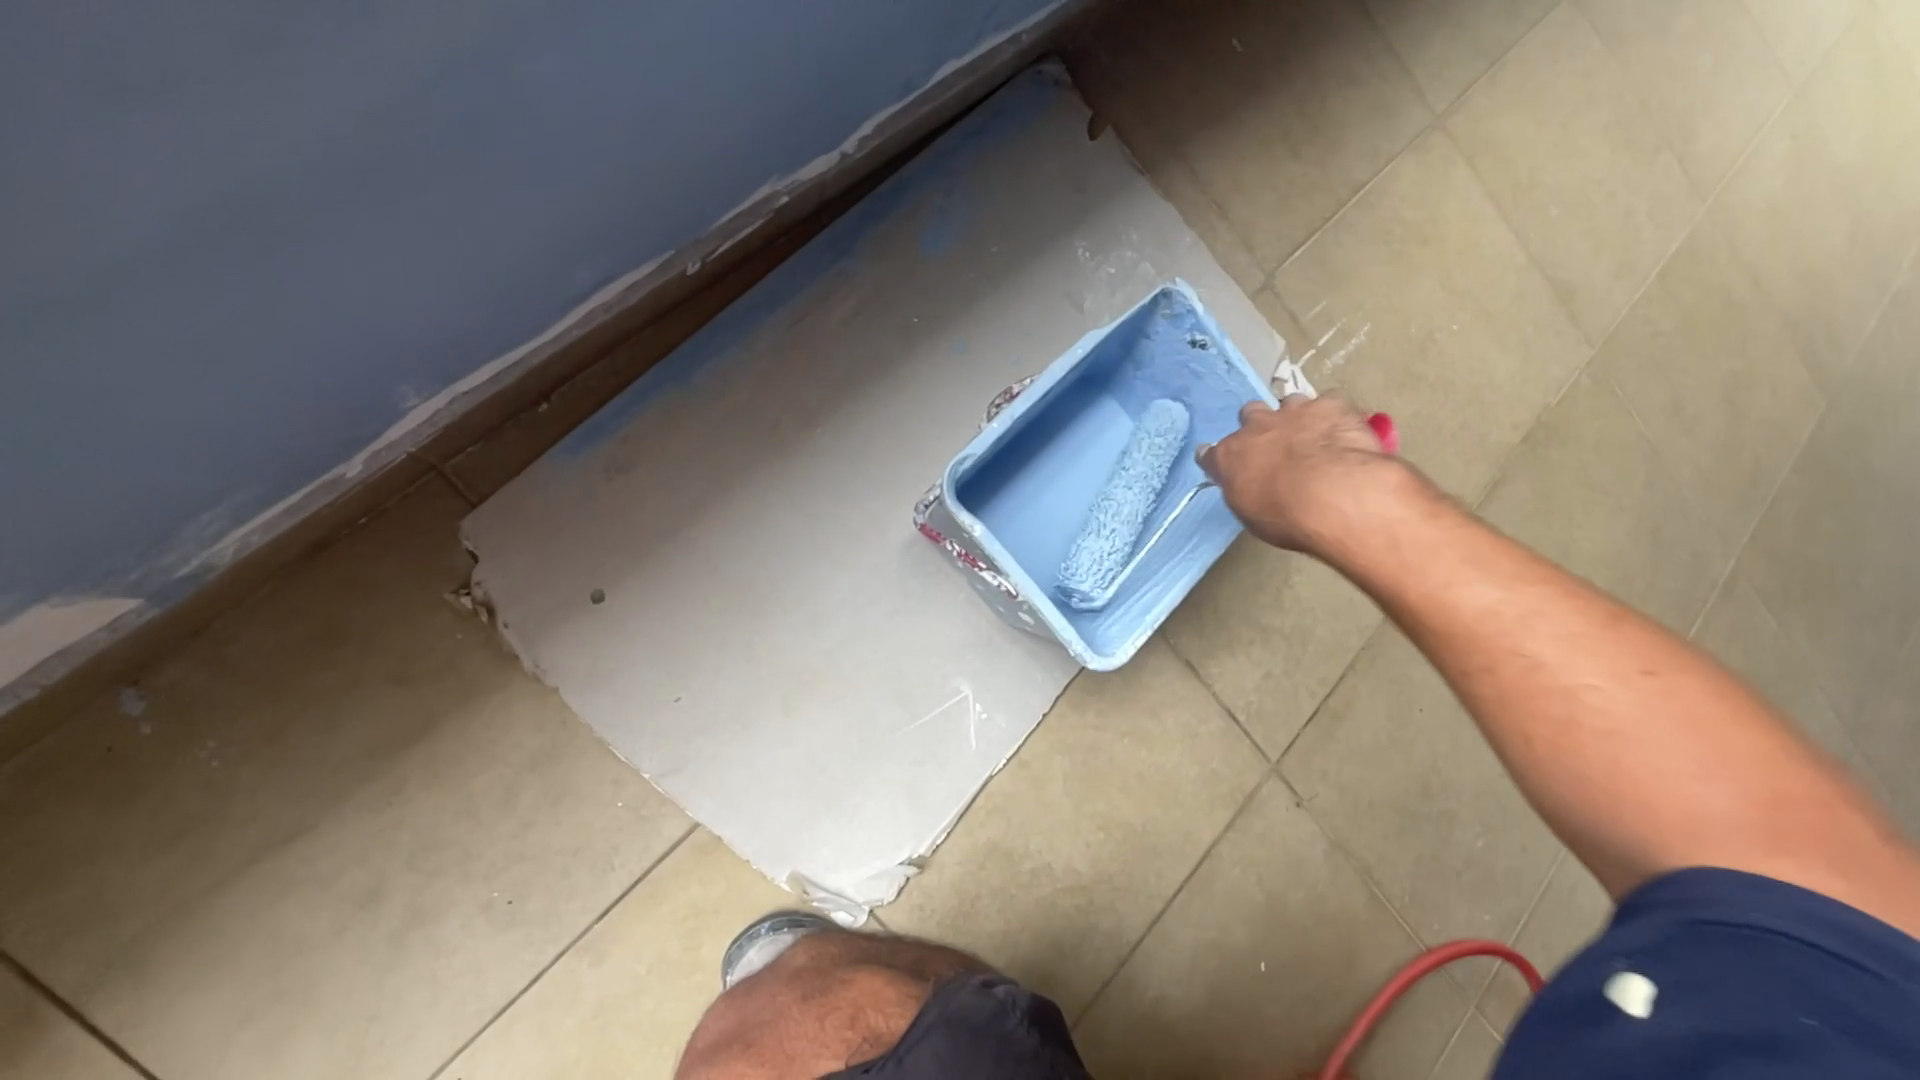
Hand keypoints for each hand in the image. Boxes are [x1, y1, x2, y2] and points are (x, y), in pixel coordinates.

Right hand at [1197, 394, 1406, 553]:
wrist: (1333, 496)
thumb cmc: (1285, 517)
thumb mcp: (1252, 515)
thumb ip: (1244, 492)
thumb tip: (1243, 485)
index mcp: (1230, 456)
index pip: (1211, 453)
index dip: (1220, 458)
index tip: (1227, 466)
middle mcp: (1257, 426)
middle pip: (1250, 414)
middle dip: (1259, 426)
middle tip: (1275, 446)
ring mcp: (1294, 412)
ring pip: (1290, 403)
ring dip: (1297, 417)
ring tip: (1313, 437)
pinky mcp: (1331, 406)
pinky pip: (1330, 403)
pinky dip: (1334, 417)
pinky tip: (1343, 432)